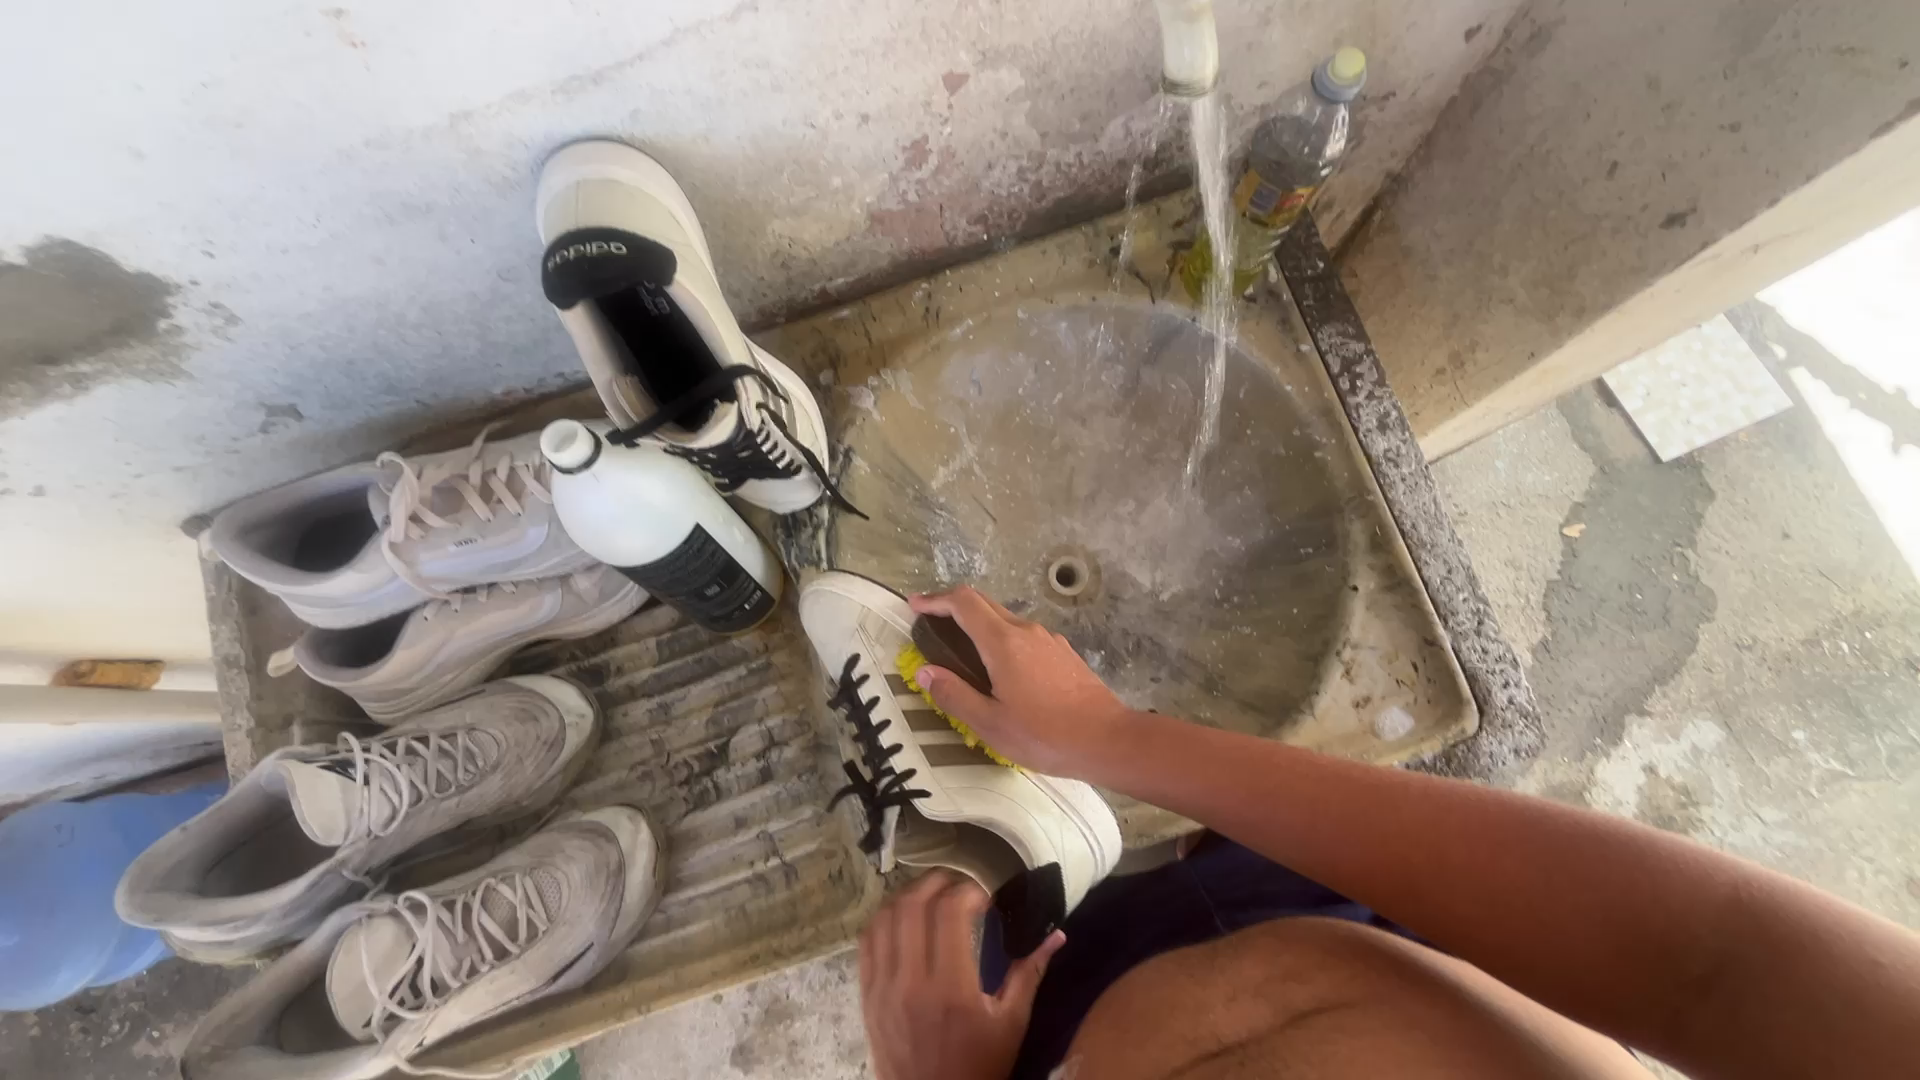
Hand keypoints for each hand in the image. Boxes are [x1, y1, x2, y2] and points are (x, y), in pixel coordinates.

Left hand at [860, 871, 1065, 1079]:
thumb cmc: (977, 1067)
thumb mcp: (1011, 1025)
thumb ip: (1029, 973)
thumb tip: (1056, 934)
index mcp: (951, 988)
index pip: (950, 912)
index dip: (969, 890)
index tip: (986, 894)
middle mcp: (911, 982)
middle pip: (914, 905)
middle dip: (938, 881)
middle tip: (959, 883)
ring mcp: (883, 988)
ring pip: (886, 917)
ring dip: (909, 894)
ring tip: (932, 893)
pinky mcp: (867, 995)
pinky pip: (867, 941)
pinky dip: (885, 917)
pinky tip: (904, 915)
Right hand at [908, 586, 1134, 778]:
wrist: (1108, 740)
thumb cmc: (1045, 735)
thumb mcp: (991, 724)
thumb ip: (954, 695)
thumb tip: (926, 671)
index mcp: (1003, 643)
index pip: (964, 603)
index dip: (936, 600)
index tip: (915, 606)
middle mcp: (1026, 631)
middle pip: (984, 603)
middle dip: (953, 607)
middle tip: (931, 625)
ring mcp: (1048, 639)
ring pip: (1005, 619)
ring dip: (979, 624)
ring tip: (963, 653)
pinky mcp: (1062, 652)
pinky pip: (1023, 635)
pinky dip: (1001, 639)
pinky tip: (1001, 670)